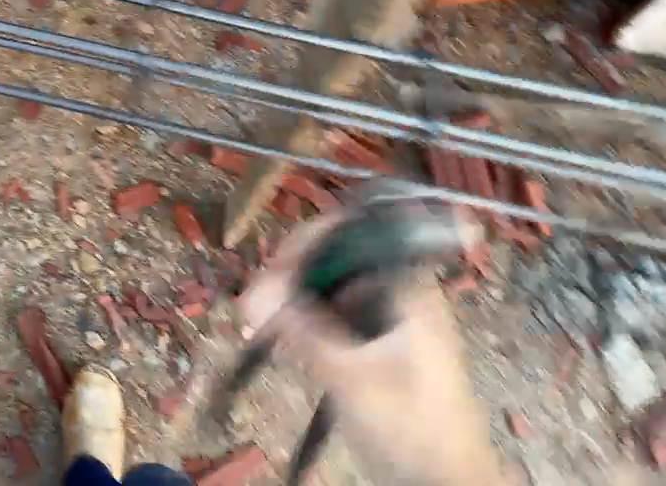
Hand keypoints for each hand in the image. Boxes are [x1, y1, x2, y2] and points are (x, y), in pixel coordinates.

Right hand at [238, 218, 509, 485]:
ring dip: (290, 296)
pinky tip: (275, 334)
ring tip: (257, 318)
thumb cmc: (413, 429)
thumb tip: (252, 297)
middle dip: (289, 273)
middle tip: (257, 300)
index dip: (306, 242)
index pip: (349, 236)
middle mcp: (396, 292)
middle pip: (333, 258)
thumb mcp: (351, 378)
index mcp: (405, 288)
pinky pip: (331, 312)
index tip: (273, 268)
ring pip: (327, 285)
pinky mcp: (375, 340)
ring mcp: (386, 316)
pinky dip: (302, 318)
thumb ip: (301, 332)